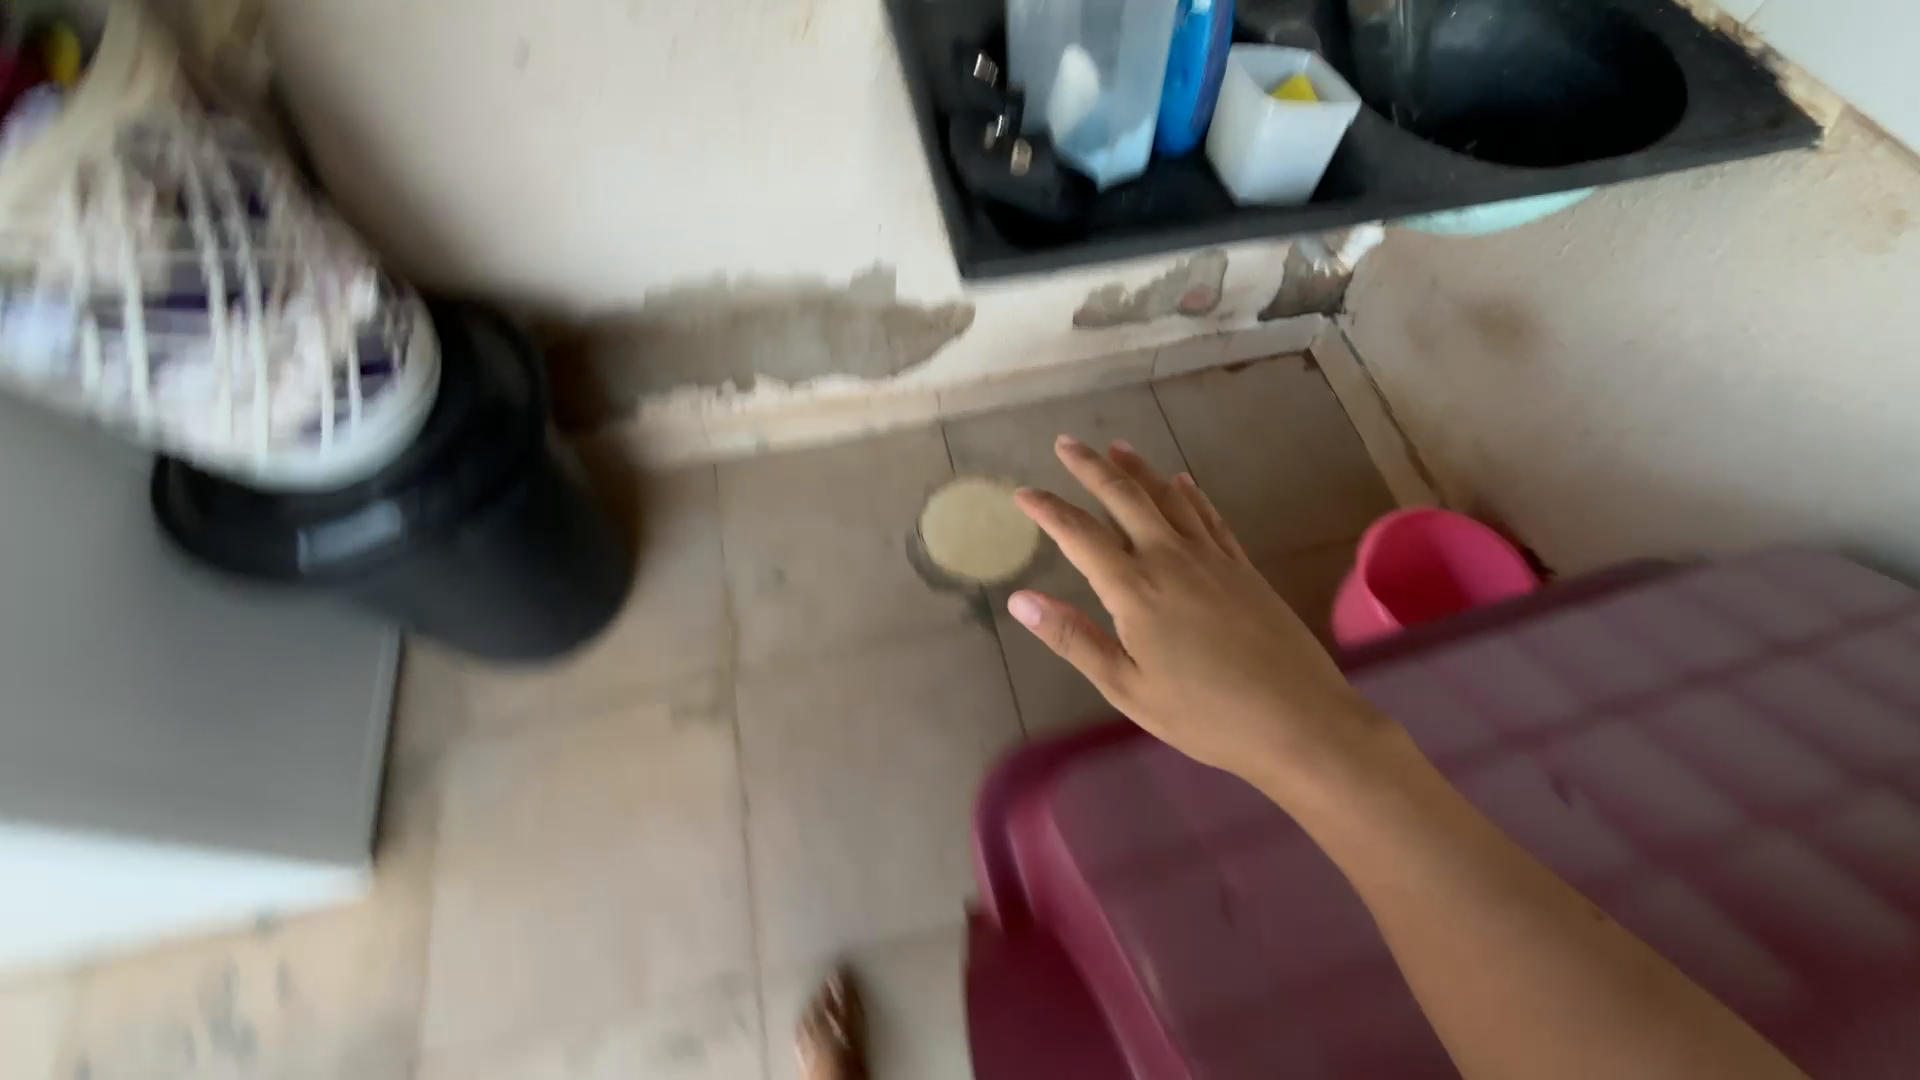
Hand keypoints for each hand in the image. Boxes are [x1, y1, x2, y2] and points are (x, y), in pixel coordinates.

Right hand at [1008, 436, 1405, 789]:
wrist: (1298, 719)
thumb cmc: (1202, 714)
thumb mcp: (1125, 687)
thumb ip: (1073, 638)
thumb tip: (1019, 599)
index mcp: (1134, 589)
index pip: (1079, 535)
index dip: (1048, 509)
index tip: (1022, 492)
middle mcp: (1170, 558)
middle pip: (1124, 498)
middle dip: (1091, 467)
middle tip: (1067, 442)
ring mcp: (1212, 558)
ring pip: (1167, 497)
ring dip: (1139, 469)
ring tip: (1117, 446)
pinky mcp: (1243, 566)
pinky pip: (1210, 516)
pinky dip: (1189, 494)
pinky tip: (1182, 482)